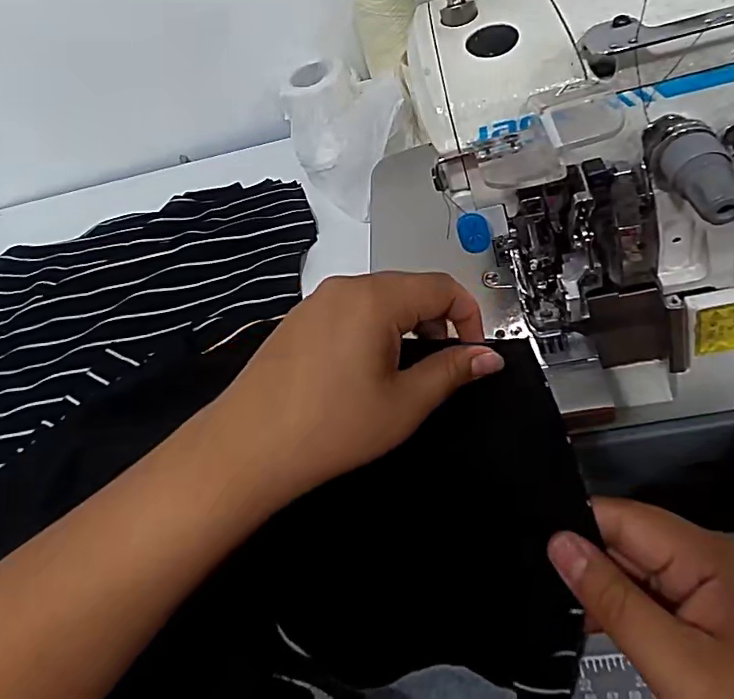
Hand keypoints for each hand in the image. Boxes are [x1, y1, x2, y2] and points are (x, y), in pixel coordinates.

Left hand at [198, 271, 503, 502]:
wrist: (248, 447)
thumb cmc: (323, 427)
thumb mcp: (404, 403)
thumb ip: (452, 371)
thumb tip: (485, 357)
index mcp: (374, 299)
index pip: (442, 286)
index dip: (469, 316)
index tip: (473, 350)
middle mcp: (344, 289)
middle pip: (411, 288)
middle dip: (437, 322)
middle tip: (441, 366)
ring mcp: (318, 301)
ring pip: (380, 298)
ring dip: (405, 326)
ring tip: (402, 374)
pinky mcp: (301, 318)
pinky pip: (351, 309)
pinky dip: (373, 329)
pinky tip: (365, 372)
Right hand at [548, 498, 733, 698]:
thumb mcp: (677, 664)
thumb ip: (615, 600)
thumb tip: (562, 544)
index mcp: (709, 555)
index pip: (624, 516)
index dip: (579, 528)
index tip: (541, 550)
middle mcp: (710, 561)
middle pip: (628, 541)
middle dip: (590, 563)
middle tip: (553, 593)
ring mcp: (709, 591)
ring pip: (634, 571)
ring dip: (603, 591)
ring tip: (573, 615)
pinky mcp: (705, 620)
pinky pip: (650, 598)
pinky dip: (622, 611)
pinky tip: (598, 628)